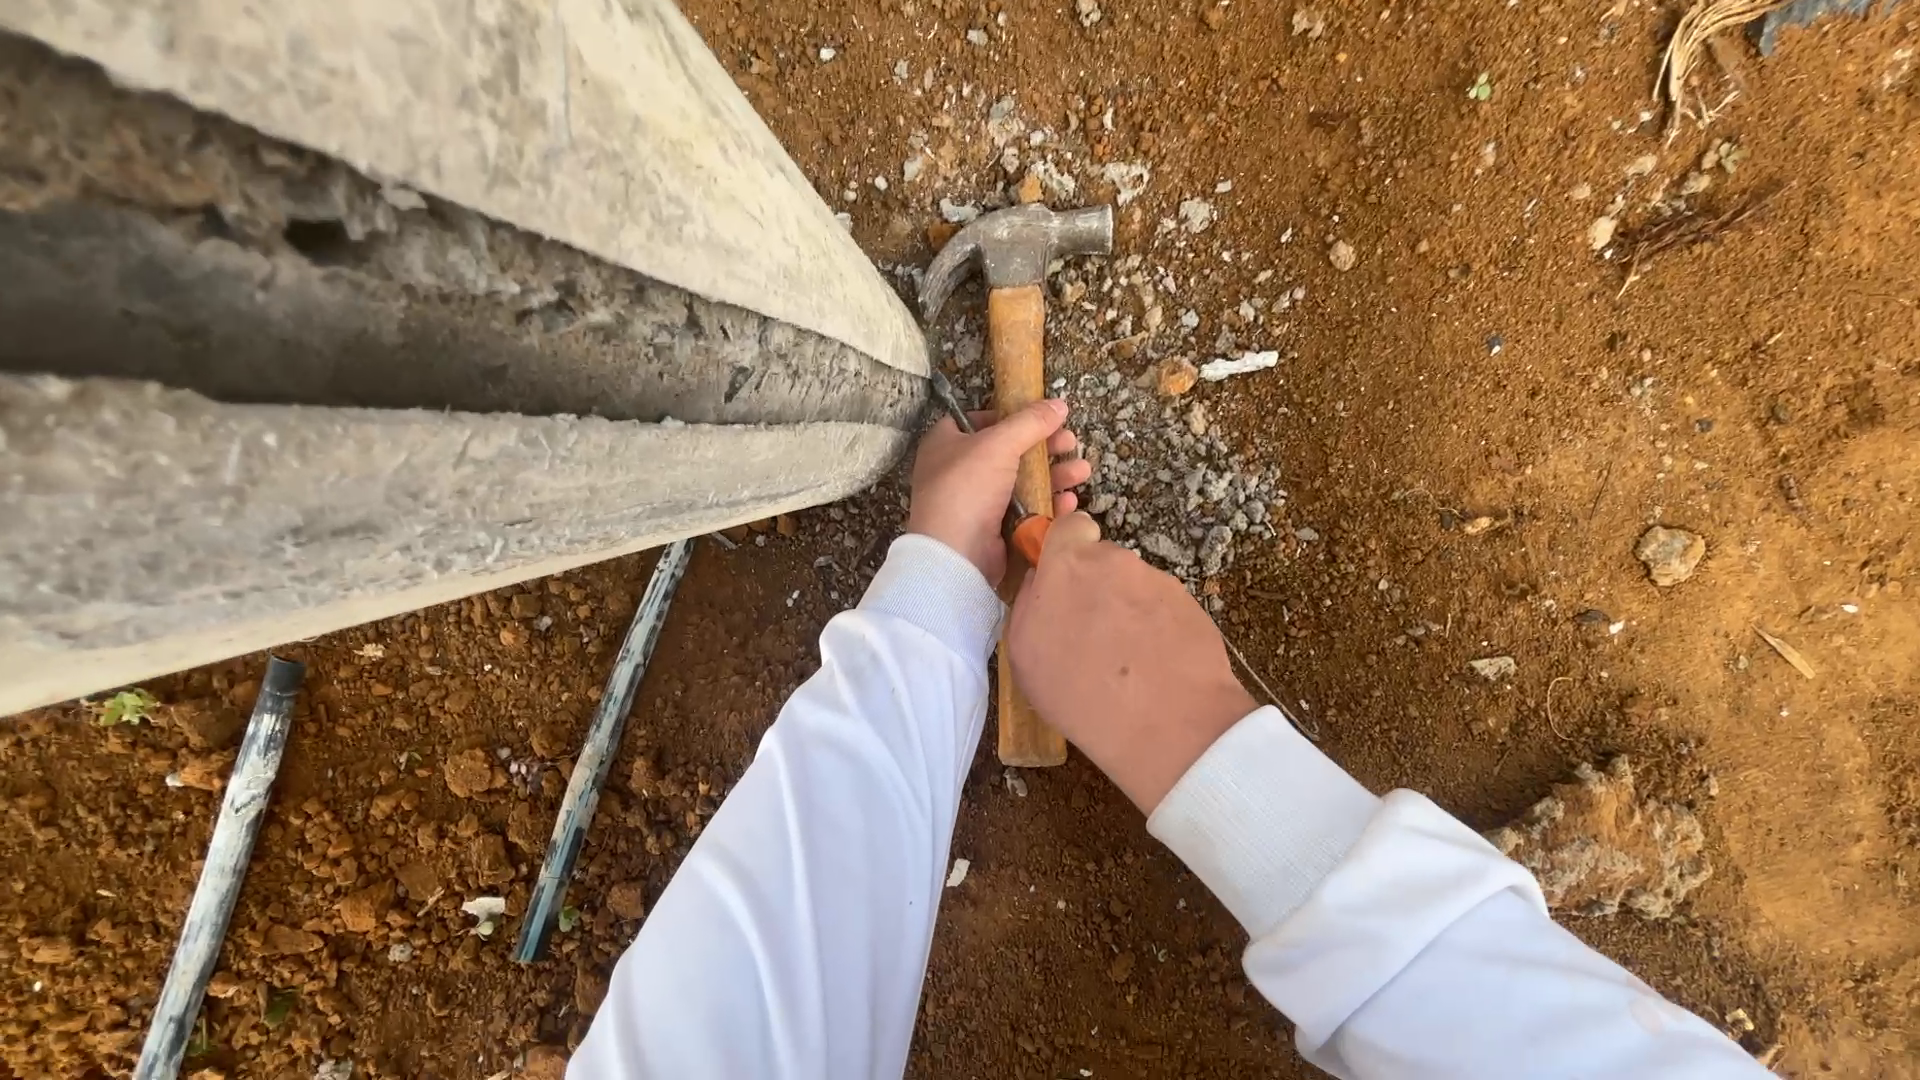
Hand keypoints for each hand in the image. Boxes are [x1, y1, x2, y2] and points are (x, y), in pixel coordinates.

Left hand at [905, 398, 1090, 587]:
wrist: (956, 554)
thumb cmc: (967, 488)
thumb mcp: (999, 444)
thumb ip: (1030, 422)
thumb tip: (1058, 404)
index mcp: (947, 443)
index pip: (979, 420)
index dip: (1009, 415)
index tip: (1039, 416)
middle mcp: (958, 471)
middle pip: (1009, 451)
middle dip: (1044, 447)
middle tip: (1071, 442)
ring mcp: (976, 503)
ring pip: (1021, 483)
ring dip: (1054, 476)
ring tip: (1082, 471)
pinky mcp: (993, 530)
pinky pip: (1025, 512)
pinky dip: (1047, 505)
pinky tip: (1069, 502)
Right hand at [1007, 512, 1257, 813]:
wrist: (1167, 724)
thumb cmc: (1078, 692)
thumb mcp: (1024, 655)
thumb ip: (1028, 604)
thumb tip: (1040, 580)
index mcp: (1068, 565)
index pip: (1070, 525)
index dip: (1067, 547)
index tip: (1064, 579)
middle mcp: (1115, 561)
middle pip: (1102, 560)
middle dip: (1095, 587)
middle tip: (1091, 634)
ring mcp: (1158, 581)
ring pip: (1134, 586)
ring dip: (1127, 610)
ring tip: (1126, 660)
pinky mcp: (1191, 604)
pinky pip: (1163, 608)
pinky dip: (1157, 629)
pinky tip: (1155, 667)